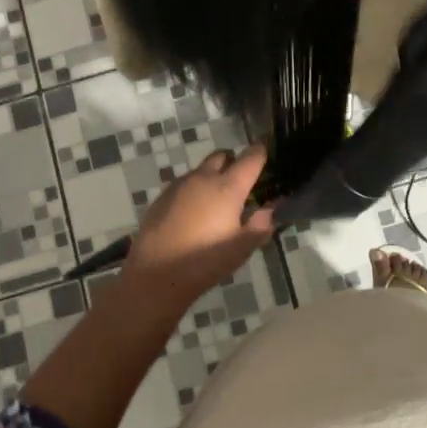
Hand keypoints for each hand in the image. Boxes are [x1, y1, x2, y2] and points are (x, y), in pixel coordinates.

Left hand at [120, 146, 276, 309]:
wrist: (156, 274)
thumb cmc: (206, 261)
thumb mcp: (242, 248)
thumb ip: (261, 224)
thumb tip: (270, 209)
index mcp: (228, 187)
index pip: (250, 158)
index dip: (260, 153)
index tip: (265, 155)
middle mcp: (203, 178)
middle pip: (221, 156)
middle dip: (233, 162)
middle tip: (240, 183)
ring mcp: (179, 186)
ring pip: (200, 170)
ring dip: (211, 178)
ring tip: (215, 203)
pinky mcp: (161, 197)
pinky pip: (184, 185)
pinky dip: (193, 191)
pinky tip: (192, 215)